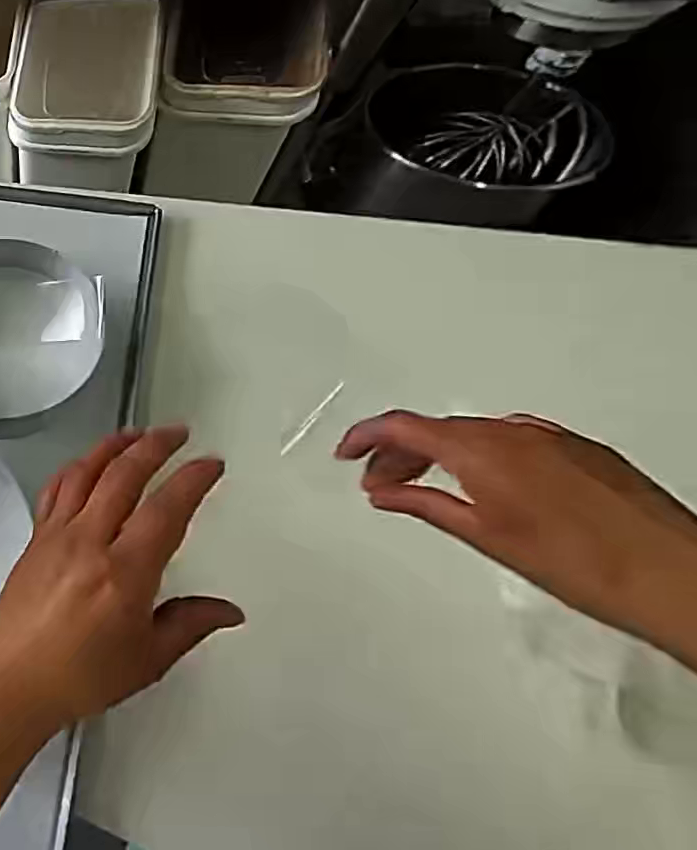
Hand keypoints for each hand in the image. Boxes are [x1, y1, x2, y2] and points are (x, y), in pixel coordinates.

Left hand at [0, 426, 243, 735]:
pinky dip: (74, 469)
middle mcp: (88, 540)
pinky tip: (84, 464)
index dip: (190, 481)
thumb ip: (188, 623)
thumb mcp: (148, 658)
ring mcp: (55, 533)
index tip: (210, 463)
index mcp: (124, 570)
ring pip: (83, 474)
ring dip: (110, 448)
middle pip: (121, 477)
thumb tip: (228, 609)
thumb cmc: (84, 673)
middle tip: (176, 431)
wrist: (13, 671)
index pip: (164, 510)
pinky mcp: (35, 536)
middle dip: (152, 447)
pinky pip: (54, 490)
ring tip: (134, 433)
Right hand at [336, 410, 696, 668]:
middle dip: (399, 452)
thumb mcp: (481, 534)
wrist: (687, 585)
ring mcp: (556, 442)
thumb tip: (387, 494)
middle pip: (433, 429)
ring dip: (440, 453)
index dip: (363, 436)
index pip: (399, 426)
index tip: (347, 452)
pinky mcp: (586, 454)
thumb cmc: (592, 565)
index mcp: (481, 449)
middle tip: (382, 480)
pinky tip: (485, 483)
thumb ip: (423, 503)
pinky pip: (514, 439)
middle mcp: (515, 435)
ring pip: (472, 433)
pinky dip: (483, 454)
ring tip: (429, 486)